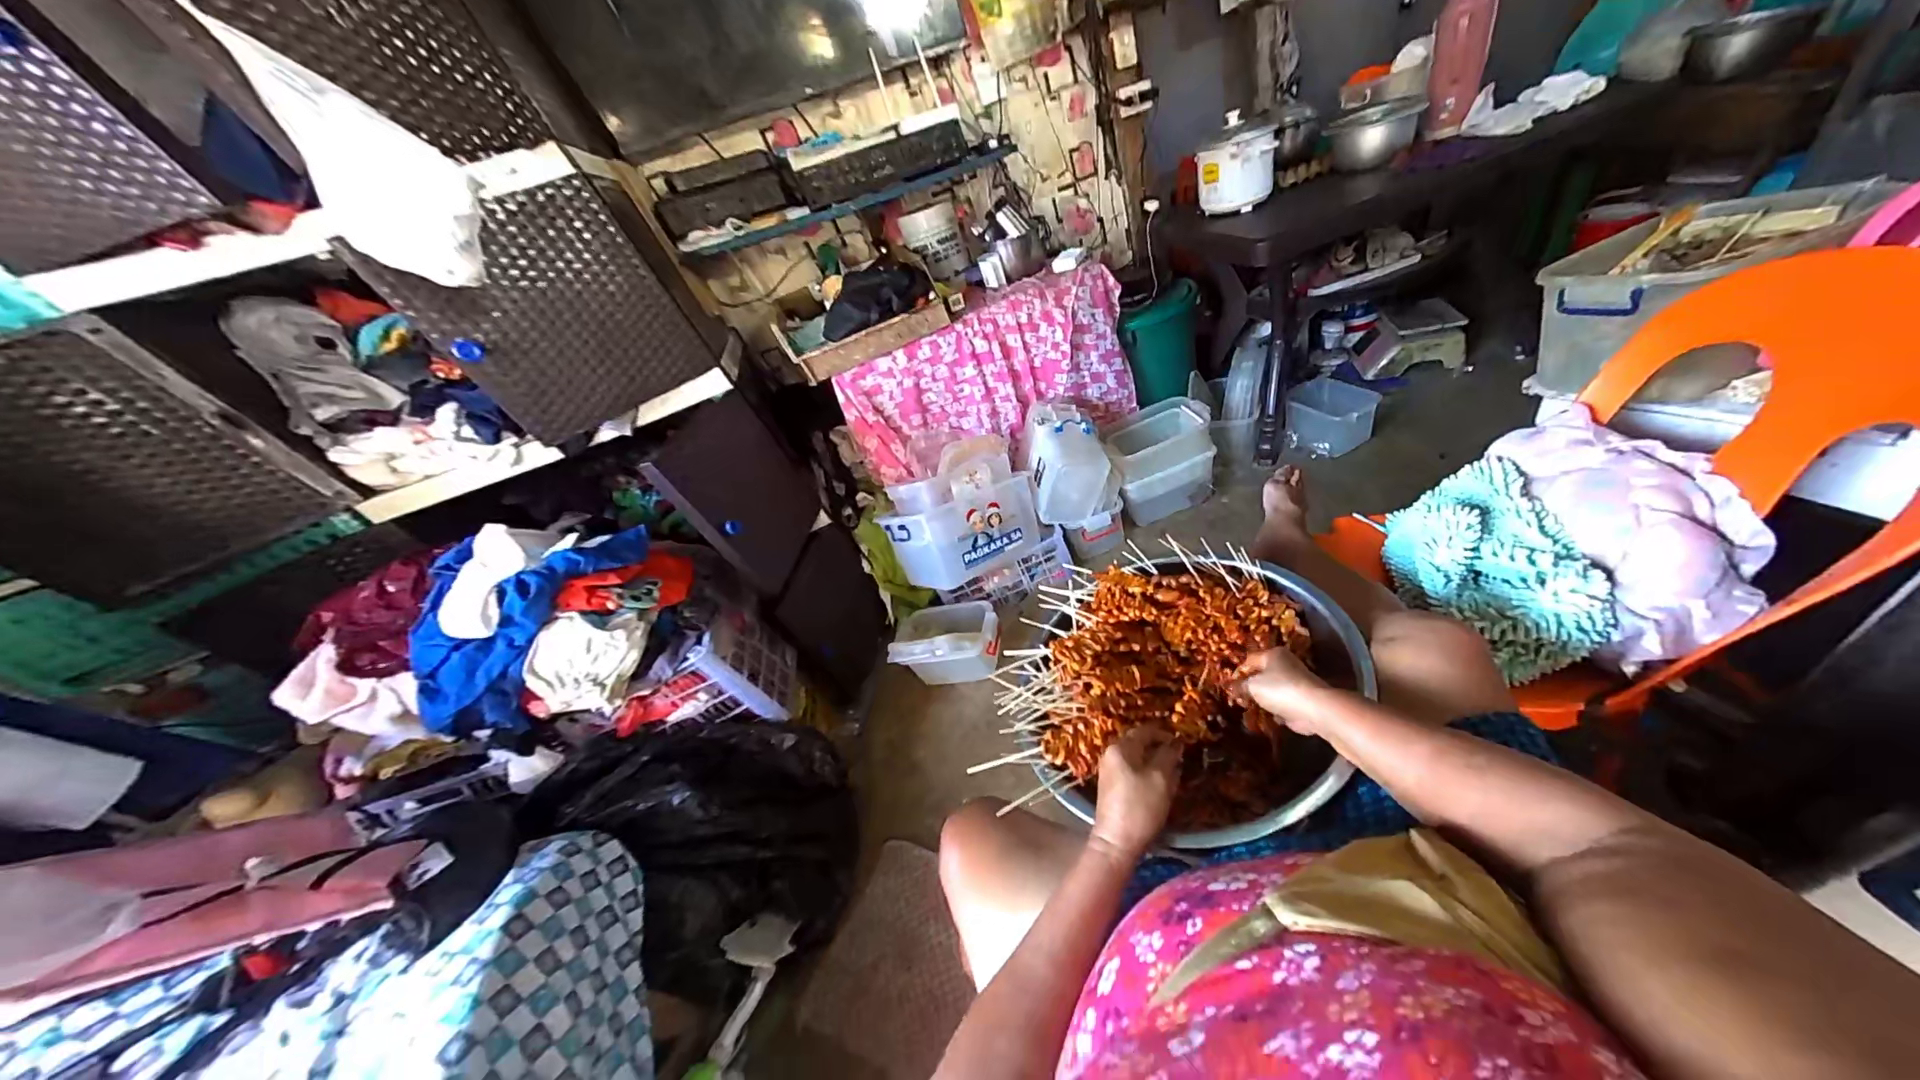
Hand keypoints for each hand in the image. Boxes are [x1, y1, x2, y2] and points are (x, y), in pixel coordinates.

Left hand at [1089, 725, 1181, 859]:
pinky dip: (1147, 772)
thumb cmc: (1140, 807)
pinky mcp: (1111, 786)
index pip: (1144, 731)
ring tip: (1173, 770)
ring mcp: (1109, 771)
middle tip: (1179, 755)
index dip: (1164, 733)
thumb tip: (1175, 743)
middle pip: (1138, 743)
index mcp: (1120, 748)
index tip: (1181, 739)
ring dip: (1154, 761)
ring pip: (1136, 758)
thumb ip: (1168, 756)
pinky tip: (1160, 783)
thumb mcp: (1160, 779)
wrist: (1116, 841)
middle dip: (1159, 747)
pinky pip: (1132, 771)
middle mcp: (1111, 755)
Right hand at [1230, 647, 1328, 734]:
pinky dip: (1277, 709)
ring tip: (1250, 708)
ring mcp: (1297, 682)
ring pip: (1274, 689)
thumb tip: (1231, 687)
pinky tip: (1266, 716)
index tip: (1229, 683)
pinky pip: (1283, 703)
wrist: (1315, 709)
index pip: (1250, 659)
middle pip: (1263, 674)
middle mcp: (1287, 664)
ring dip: (1264, 699)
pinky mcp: (1303, 699)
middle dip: (1252, 685)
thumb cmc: (1280, 689)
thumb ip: (1240, 686)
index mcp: (1274, 654)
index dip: (1239, 671)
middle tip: (1238, 696)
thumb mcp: (1252, 686)